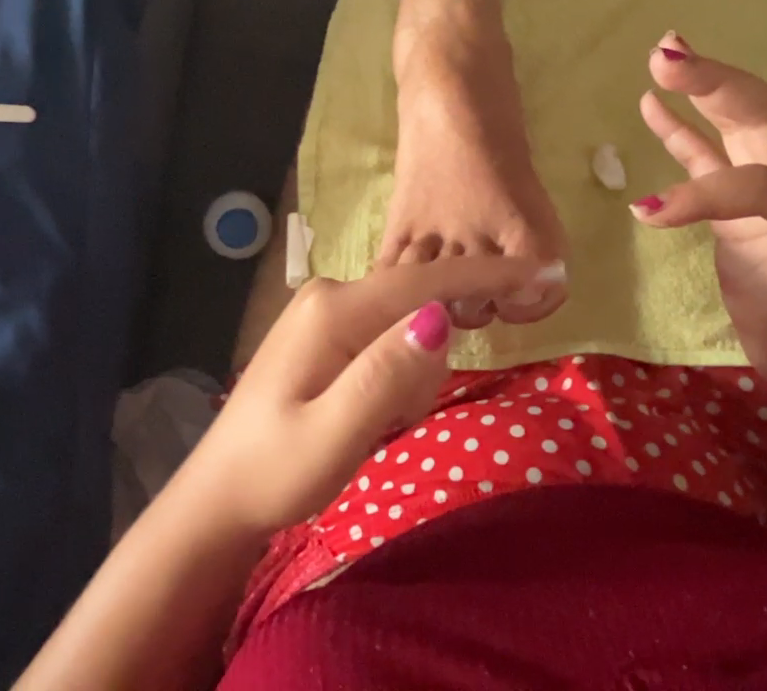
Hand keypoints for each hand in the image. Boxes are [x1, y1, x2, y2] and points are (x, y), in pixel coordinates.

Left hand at [179, 255, 562, 535]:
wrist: (220, 496)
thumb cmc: (274, 472)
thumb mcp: (334, 435)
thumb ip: (385, 376)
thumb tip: (439, 317)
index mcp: (334, 310)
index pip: (425, 282)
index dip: (487, 275)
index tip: (546, 271)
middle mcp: (330, 296)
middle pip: (418, 307)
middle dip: (426, 366)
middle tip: (392, 424)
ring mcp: (325, 312)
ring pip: (406, 329)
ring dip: (408, 381)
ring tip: (373, 426)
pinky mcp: (326, 334)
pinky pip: (386, 342)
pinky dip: (394, 380)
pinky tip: (367, 415)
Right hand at [377, 2, 567, 328]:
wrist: (449, 77)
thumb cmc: (499, 116)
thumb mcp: (530, 177)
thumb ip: (532, 230)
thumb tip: (532, 273)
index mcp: (531, 229)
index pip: (538, 297)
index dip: (531, 306)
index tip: (521, 295)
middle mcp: (485, 240)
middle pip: (479, 308)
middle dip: (480, 308)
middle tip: (478, 290)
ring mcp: (439, 233)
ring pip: (434, 300)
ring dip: (437, 303)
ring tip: (437, 290)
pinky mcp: (401, 219)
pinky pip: (393, 272)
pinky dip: (395, 286)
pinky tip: (396, 288)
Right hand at [630, 33, 766, 409]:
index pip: (765, 183)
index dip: (708, 191)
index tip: (651, 213)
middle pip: (763, 120)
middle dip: (718, 85)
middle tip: (668, 55)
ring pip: (737, 128)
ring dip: (702, 90)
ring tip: (661, 56)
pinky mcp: (741, 213)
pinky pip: (708, 161)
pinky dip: (680, 133)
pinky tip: (652, 106)